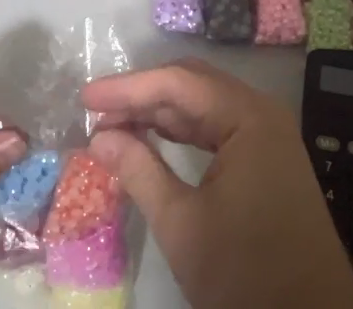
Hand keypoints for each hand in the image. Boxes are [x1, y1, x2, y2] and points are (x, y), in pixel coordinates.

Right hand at [83, 59, 352, 308]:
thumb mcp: (182, 223)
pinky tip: (151, 140)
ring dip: (160, 113)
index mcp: (248, 117)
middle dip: (143, 95)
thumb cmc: (245, 270)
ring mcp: (268, 136)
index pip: (179, 83)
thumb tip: (100, 137)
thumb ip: (139, 171)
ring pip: (205, 106)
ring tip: (114, 126)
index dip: (129, 87)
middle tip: (96, 113)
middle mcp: (262, 114)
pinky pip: (218, 129)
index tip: (84, 98)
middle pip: (194, 86)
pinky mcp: (268, 159)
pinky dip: (182, 132)